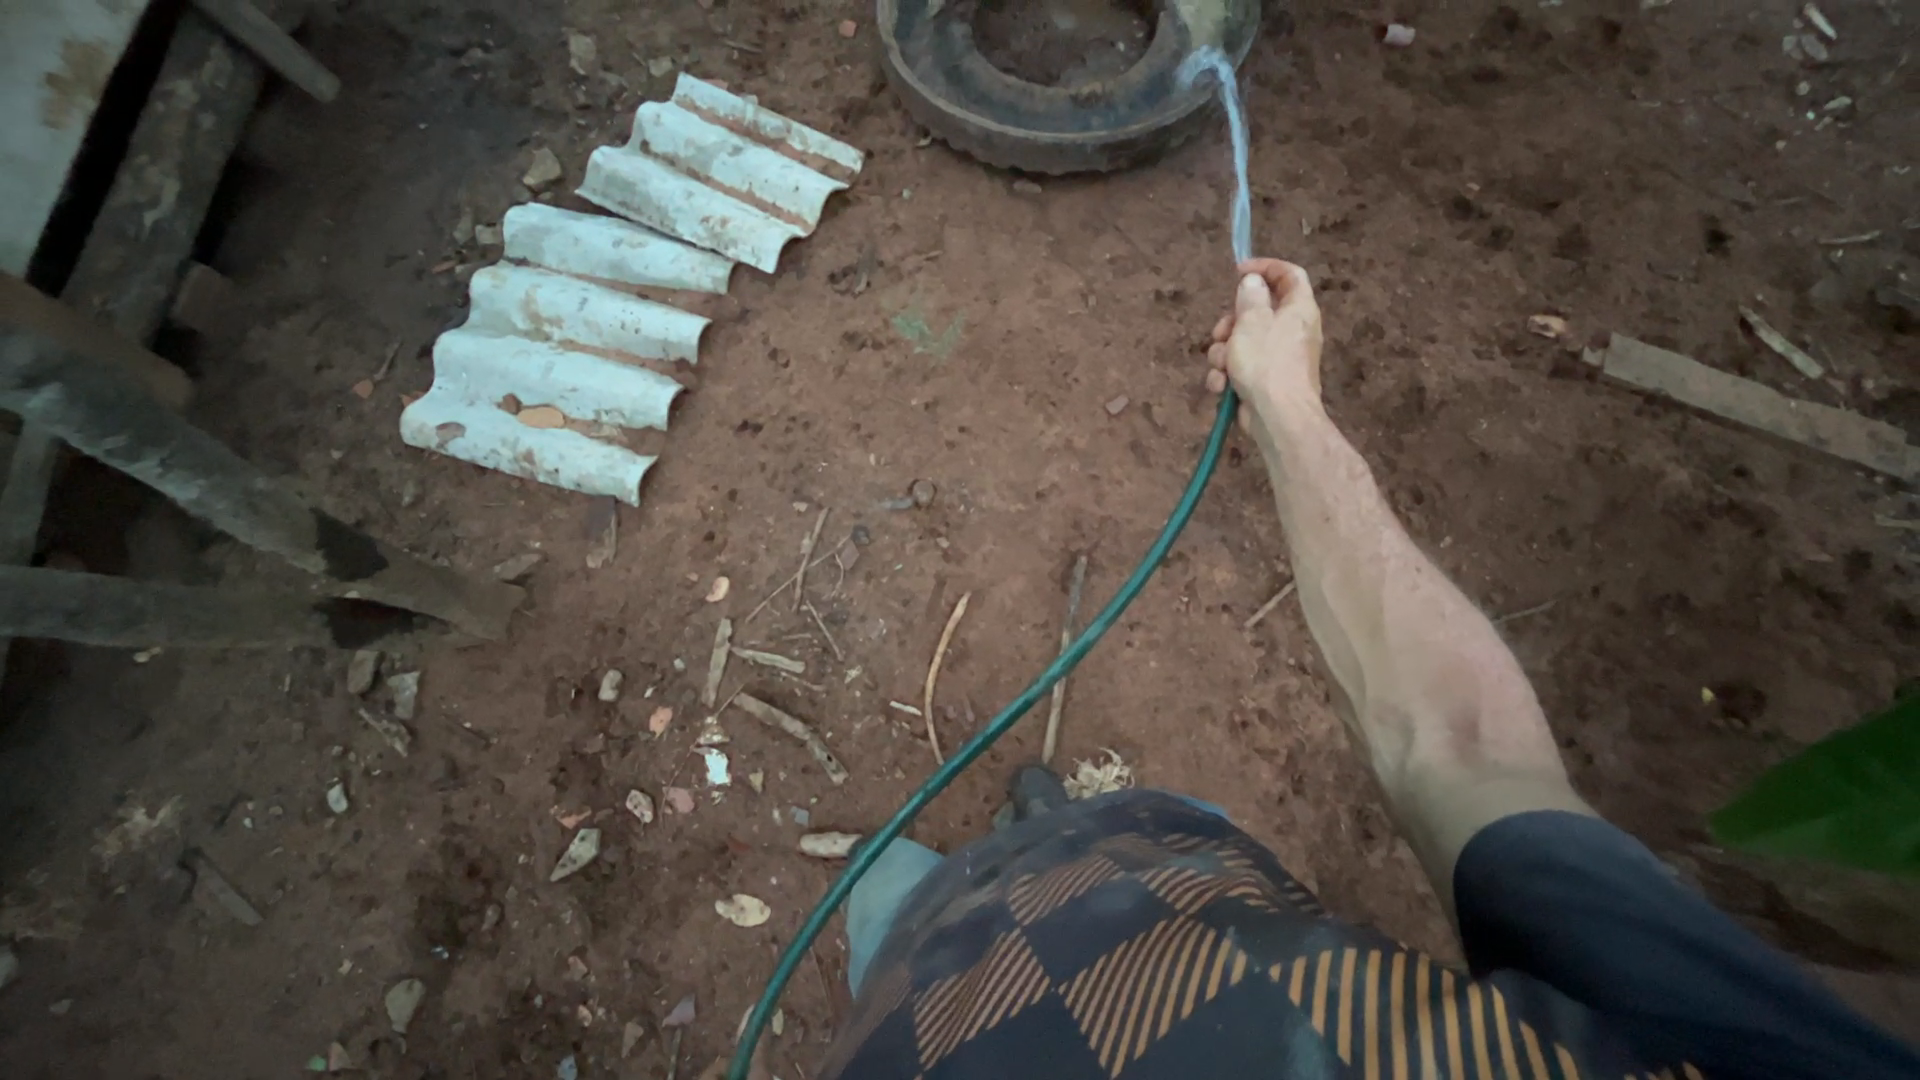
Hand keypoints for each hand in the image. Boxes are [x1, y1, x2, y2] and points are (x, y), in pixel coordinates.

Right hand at [1205, 259, 1323, 410]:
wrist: (1276, 416)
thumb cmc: (1266, 363)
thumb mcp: (1251, 322)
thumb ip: (1250, 297)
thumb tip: (1253, 282)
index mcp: (1298, 309)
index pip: (1288, 275)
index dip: (1265, 268)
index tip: (1238, 271)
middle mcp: (1291, 331)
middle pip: (1256, 313)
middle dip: (1230, 324)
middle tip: (1221, 333)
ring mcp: (1277, 358)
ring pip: (1241, 343)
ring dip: (1222, 354)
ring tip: (1221, 367)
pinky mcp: (1263, 381)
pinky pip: (1239, 369)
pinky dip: (1226, 376)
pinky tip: (1221, 386)